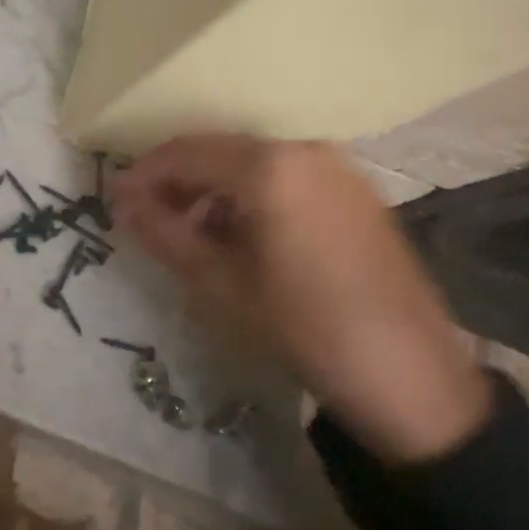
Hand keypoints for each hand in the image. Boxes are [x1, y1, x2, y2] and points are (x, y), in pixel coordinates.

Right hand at [110, 134, 490, 463]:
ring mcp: (338, 168)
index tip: (114, 201)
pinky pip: (286, 177)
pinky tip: (239, 237)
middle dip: (177, 182)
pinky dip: (251, 197)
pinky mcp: (357, 193)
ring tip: (190, 234)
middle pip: (219, 151)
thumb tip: (122, 201)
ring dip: (212, 190)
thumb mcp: (220, 282)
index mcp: (269, 165)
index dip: (143, 175)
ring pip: (252, 163)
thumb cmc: (306, 326)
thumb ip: (164, 231)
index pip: (184, 152)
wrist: (414, 380)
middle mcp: (304, 149)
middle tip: (146, 218)